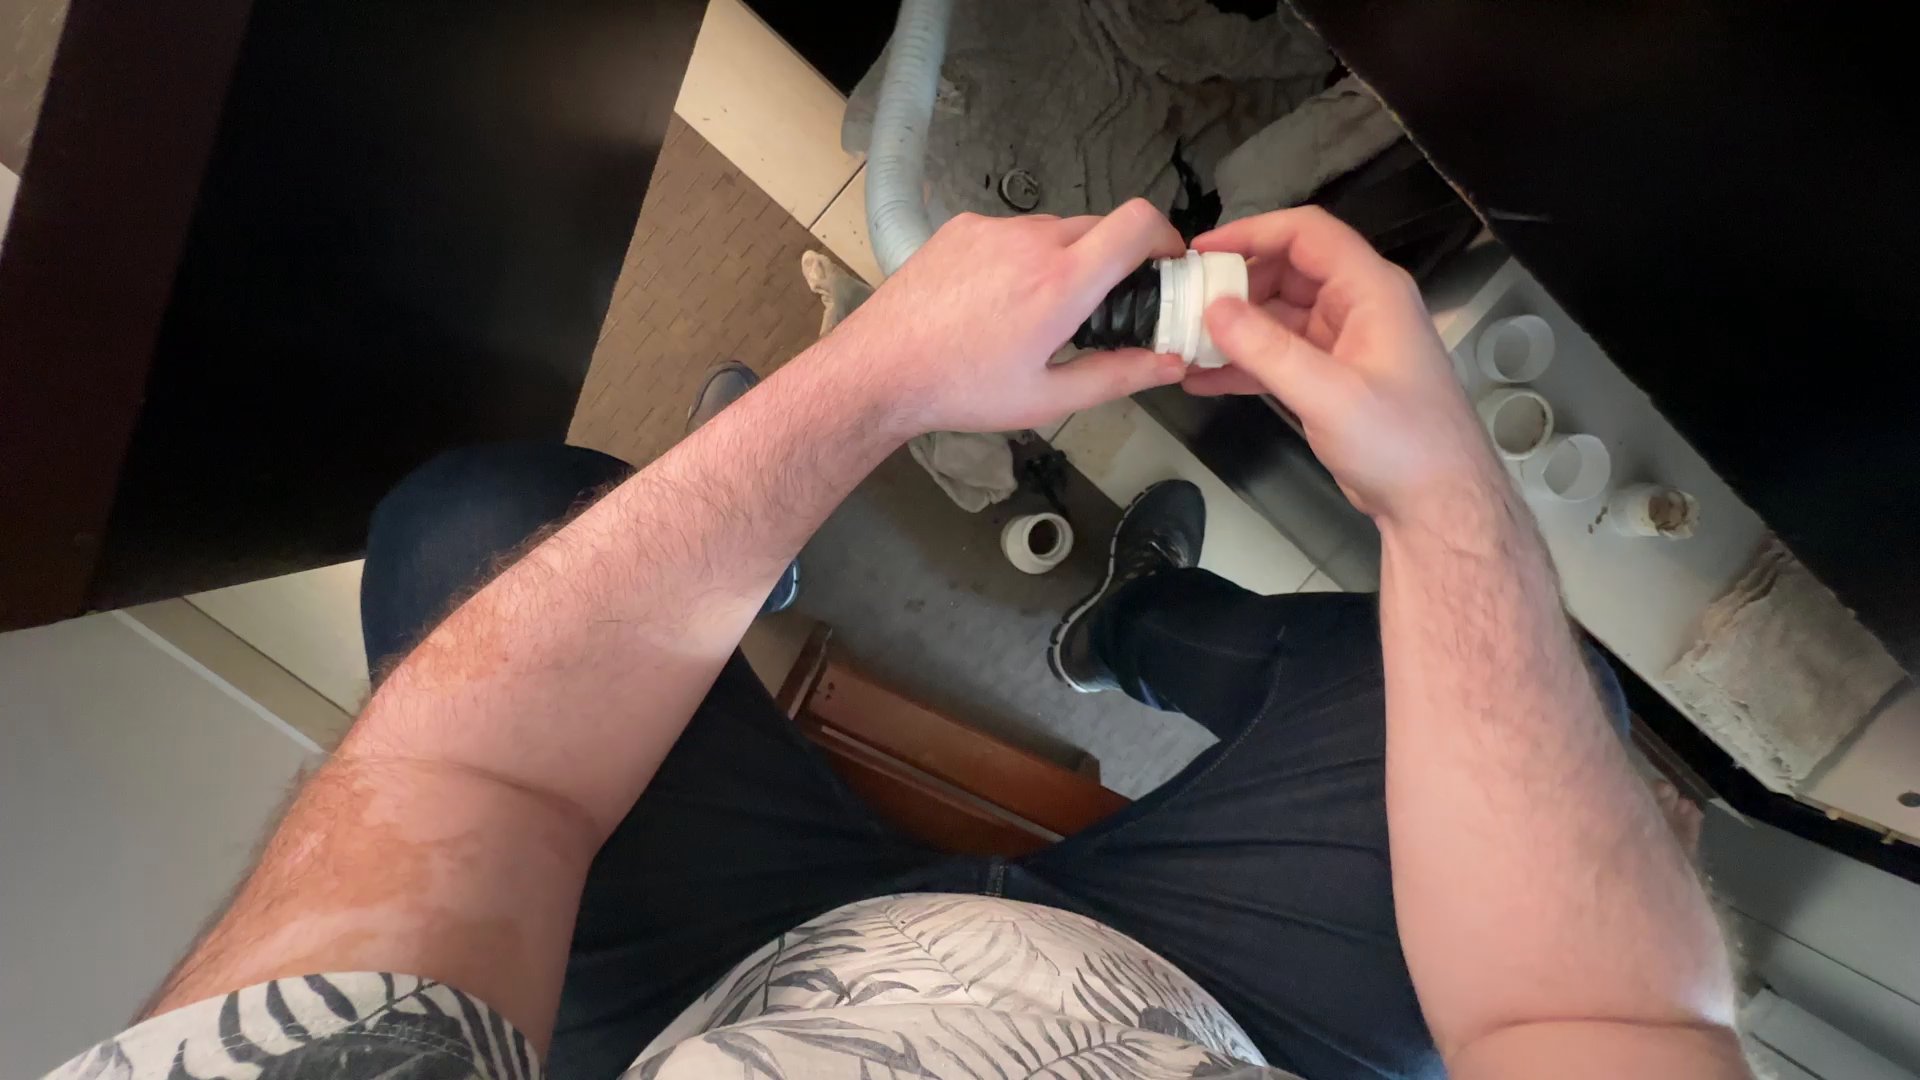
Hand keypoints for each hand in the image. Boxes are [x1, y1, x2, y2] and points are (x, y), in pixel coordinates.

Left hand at [822, 199, 1189, 435]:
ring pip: (1054, 229)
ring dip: (1064, 259)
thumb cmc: (962, 390)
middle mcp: (1031, 239)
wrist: (880, 369)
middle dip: (1112, 261)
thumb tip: (1170, 363)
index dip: (1165, 237)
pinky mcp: (961, 227)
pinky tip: (995, 298)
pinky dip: (1022, 255)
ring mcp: (992, 227)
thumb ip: (1117, 376)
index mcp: (1062, 282)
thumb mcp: (1046, 397)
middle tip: (1096, 308)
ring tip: (1035, 311)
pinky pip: (1011, 231)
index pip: (1139, 222)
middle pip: (1100, 227)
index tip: (1165, 265)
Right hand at [1184, 207, 1502, 525]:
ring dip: (1233, 330)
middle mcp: (1355, 309)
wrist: (1432, 500)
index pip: (1307, 235)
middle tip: (1185, 304)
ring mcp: (1340, 345)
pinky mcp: (1327, 379)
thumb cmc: (1399, 443)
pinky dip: (1242, 365)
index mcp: (1370, 292)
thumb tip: (1213, 310)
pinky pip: (1276, 358)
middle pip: (1286, 273)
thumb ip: (1268, 350)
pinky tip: (1202, 378)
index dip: (1252, 232)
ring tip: (1184, 342)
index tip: (1201, 250)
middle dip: (1234, 286)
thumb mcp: (1329, 393)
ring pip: (1276, 318)